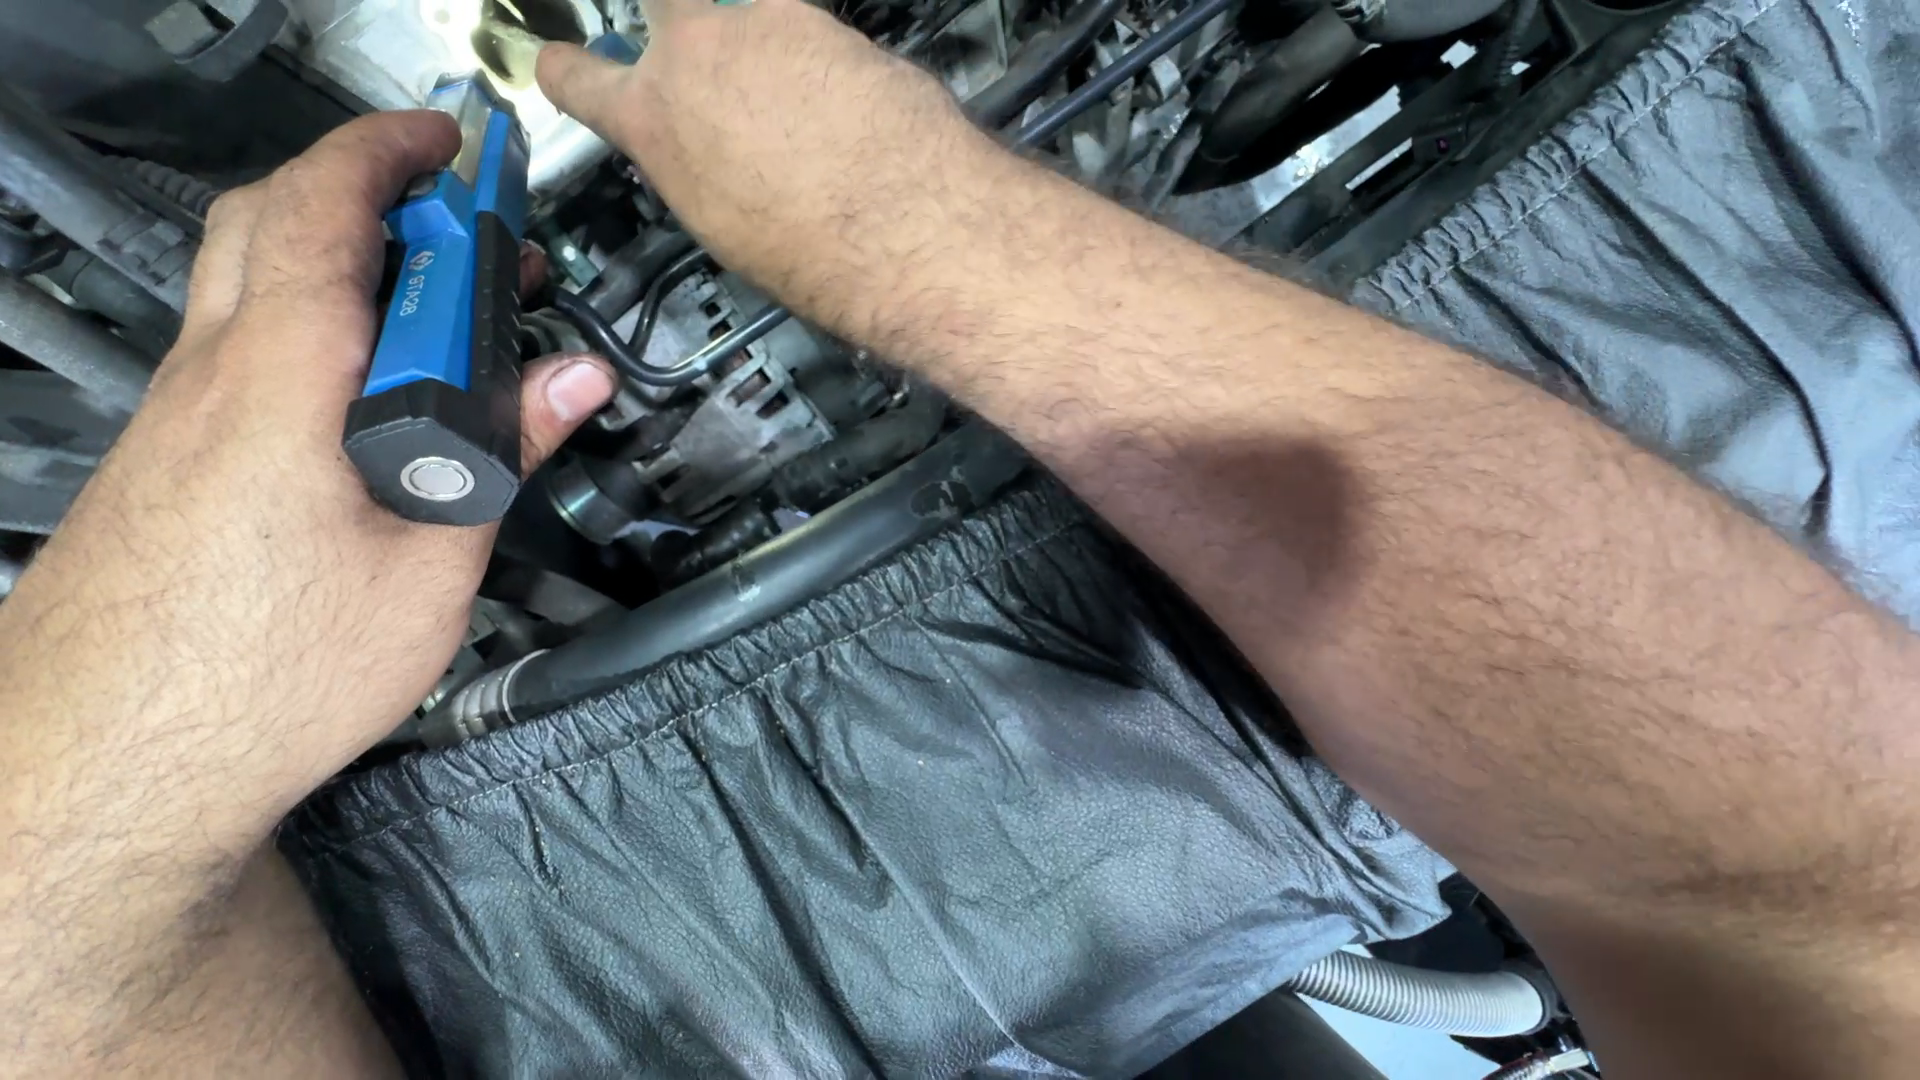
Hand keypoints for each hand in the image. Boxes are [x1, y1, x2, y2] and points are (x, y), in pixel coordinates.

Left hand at [0, 112, 616, 862]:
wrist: (110, 771)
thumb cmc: (279, 672)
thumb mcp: (436, 560)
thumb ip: (502, 449)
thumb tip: (576, 376)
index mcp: (283, 387)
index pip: (326, 219)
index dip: (392, 159)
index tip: (456, 143)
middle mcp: (212, 380)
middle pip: (269, 226)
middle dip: (365, 190)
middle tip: (457, 218)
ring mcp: (178, 419)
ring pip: (252, 286)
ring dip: (349, 264)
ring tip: (443, 307)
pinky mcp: (171, 462)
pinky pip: (246, 351)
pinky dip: (320, 328)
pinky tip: (378, 392)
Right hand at [536, 0, 1000, 318]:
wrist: (908, 231)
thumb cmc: (817, 259)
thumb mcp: (726, 231)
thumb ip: (700, 171)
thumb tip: (711, 160)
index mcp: (656, 119)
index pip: (577, 77)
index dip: (567, 73)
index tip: (562, 67)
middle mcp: (699, 52)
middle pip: (663, 4)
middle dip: (674, 28)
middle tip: (702, 60)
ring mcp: (766, 25)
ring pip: (746, 19)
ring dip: (764, 56)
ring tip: (801, 117)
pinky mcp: (832, 23)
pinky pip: (811, 36)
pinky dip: (821, 68)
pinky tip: (846, 113)